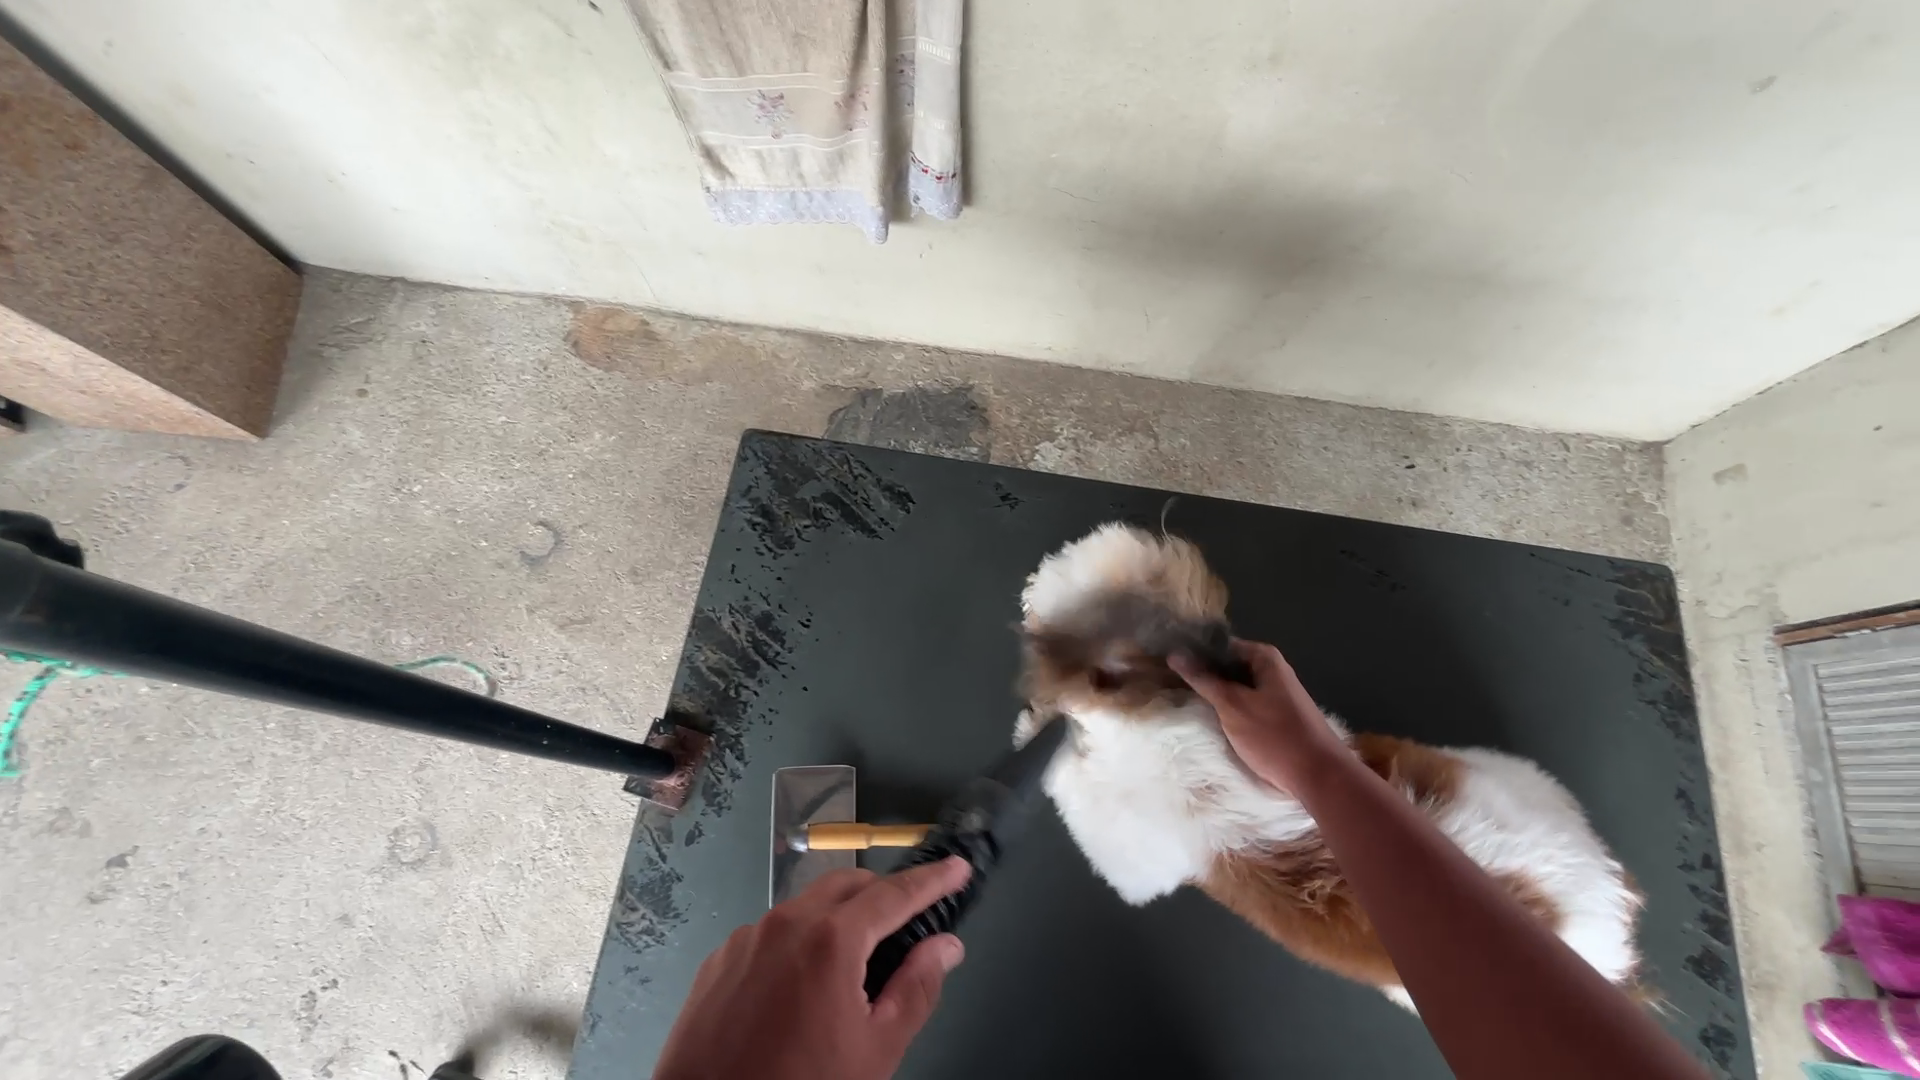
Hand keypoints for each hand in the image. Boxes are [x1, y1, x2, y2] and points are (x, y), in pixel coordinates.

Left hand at [652, 856, 970, 1079]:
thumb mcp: (875, 1050)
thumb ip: (916, 989)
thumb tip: (945, 946)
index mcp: (831, 939)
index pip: (896, 894)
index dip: (932, 879)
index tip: (957, 867)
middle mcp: (787, 922)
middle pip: (848, 885)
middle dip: (883, 892)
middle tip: (909, 919)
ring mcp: (748, 937)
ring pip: (806, 905)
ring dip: (838, 916)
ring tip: (854, 962)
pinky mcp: (720, 958)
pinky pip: (771, 932)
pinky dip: (798, 941)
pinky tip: (800, 986)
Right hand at [1170, 639, 1346, 793]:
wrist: (1320, 776)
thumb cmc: (1275, 736)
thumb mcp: (1232, 706)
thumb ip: (1203, 679)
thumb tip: (1174, 653)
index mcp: (1264, 658)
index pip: (1220, 645)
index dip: (1195, 652)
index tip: (1168, 663)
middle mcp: (1272, 670)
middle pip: (1228, 665)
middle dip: (1203, 674)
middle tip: (1170, 682)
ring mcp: (1276, 693)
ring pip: (1236, 687)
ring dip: (1215, 693)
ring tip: (1184, 698)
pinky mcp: (1276, 716)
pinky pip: (1245, 703)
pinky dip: (1228, 708)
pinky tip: (1210, 717)